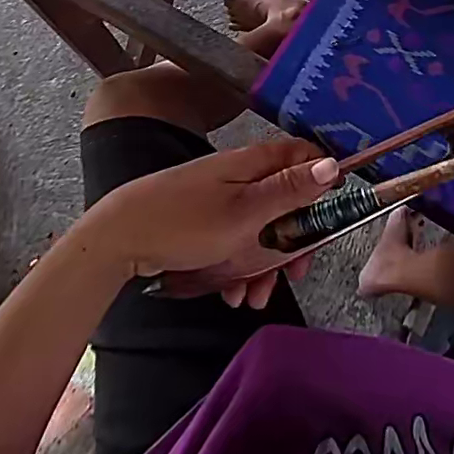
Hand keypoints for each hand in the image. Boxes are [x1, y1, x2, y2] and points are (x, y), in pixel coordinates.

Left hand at [75, 139, 339, 307]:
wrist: (120, 238)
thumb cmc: (187, 222)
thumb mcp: (246, 212)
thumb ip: (291, 191)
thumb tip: (333, 165)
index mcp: (255, 163)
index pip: (304, 157)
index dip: (323, 182)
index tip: (332, 216)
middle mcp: (242, 174)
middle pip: (286, 198)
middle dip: (295, 238)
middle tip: (296, 272)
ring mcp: (222, 197)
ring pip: (262, 225)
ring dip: (266, 261)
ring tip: (256, 296)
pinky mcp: (205, 220)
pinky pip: (237, 239)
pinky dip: (240, 265)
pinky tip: (233, 293)